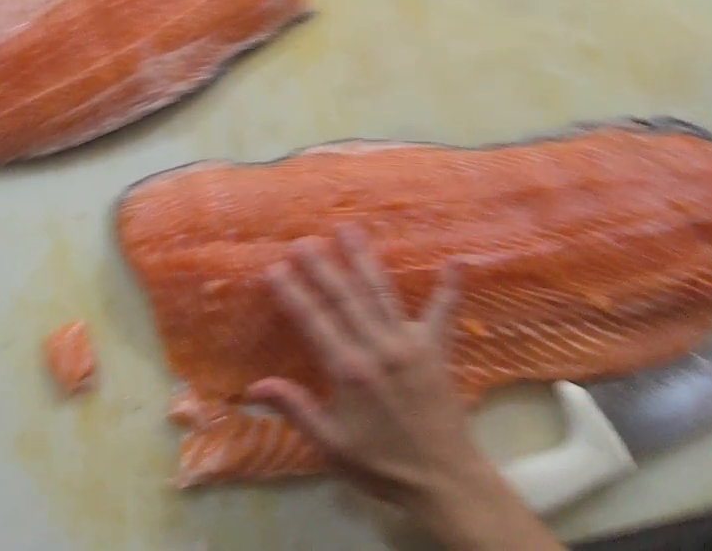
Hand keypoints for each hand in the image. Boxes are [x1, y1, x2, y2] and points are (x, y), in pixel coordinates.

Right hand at [253, 227, 563, 550]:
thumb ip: (296, 409)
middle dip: (321, 266)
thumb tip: (254, 386)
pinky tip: (456, 261)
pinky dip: (450, 287)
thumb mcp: (330, 445)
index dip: (292, 293)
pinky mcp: (437, 350)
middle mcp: (378, 348)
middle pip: (344, 298)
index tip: (273, 268)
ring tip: (349, 228)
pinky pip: (444, 313)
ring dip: (363, 259)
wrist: (443, 481)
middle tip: (302, 240)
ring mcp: (410, 344)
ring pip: (381, 293)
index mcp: (349, 370)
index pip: (313, 321)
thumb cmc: (381, 465)